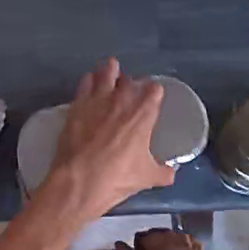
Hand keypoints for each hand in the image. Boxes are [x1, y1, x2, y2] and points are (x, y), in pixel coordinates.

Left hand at [40, 58, 174, 220]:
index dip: (155, 91)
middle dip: (132, 81)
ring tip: (111, 68)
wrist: (79, 181)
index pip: (155, 90)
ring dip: (110, 71)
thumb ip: (163, 171)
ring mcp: (97, 101)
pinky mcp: (77, 106)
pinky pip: (85, 84)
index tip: (154, 94)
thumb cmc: (118, 178)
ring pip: (106, 74)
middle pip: (130, 80)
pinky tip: (89, 81)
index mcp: (143, 115)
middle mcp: (121, 101)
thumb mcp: (147, 178)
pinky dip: (89, 81)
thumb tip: (171, 172)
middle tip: (131, 86)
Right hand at [116, 228, 216, 249]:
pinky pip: (184, 244)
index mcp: (156, 237)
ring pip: (171, 239)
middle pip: (156, 236)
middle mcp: (171, 232)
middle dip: (153, 247)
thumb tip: (118, 243)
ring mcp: (187, 237)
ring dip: (167, 248)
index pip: (139, 237)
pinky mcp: (199, 245)